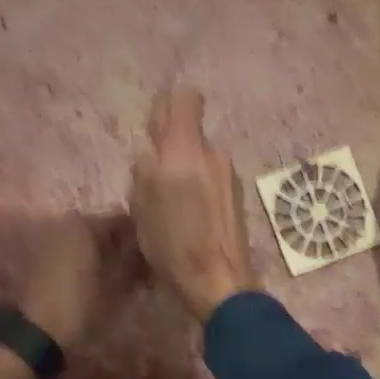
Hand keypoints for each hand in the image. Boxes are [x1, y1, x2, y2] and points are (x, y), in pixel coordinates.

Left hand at [18, 212, 140, 348]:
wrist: (39, 332)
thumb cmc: (82, 304)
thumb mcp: (117, 284)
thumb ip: (133, 260)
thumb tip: (144, 249)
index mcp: (84, 223)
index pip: (124, 222)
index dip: (143, 241)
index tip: (156, 262)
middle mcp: (66, 223)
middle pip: (105, 232)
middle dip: (126, 251)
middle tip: (144, 275)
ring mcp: (52, 241)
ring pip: (91, 245)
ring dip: (109, 260)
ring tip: (127, 284)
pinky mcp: (44, 261)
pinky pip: (77, 256)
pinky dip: (92, 266)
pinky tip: (104, 286)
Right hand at [132, 86, 258, 321]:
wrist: (220, 282)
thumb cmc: (174, 245)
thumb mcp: (142, 206)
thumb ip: (144, 171)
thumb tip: (151, 157)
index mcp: (185, 148)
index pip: (184, 96)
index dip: (167, 108)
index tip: (155, 134)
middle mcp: (213, 153)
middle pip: (190, 134)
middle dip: (172, 150)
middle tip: (157, 182)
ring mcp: (230, 176)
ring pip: (201, 159)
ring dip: (187, 174)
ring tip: (174, 210)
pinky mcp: (238, 199)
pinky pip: (212, 181)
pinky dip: (201, 192)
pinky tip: (193, 222)